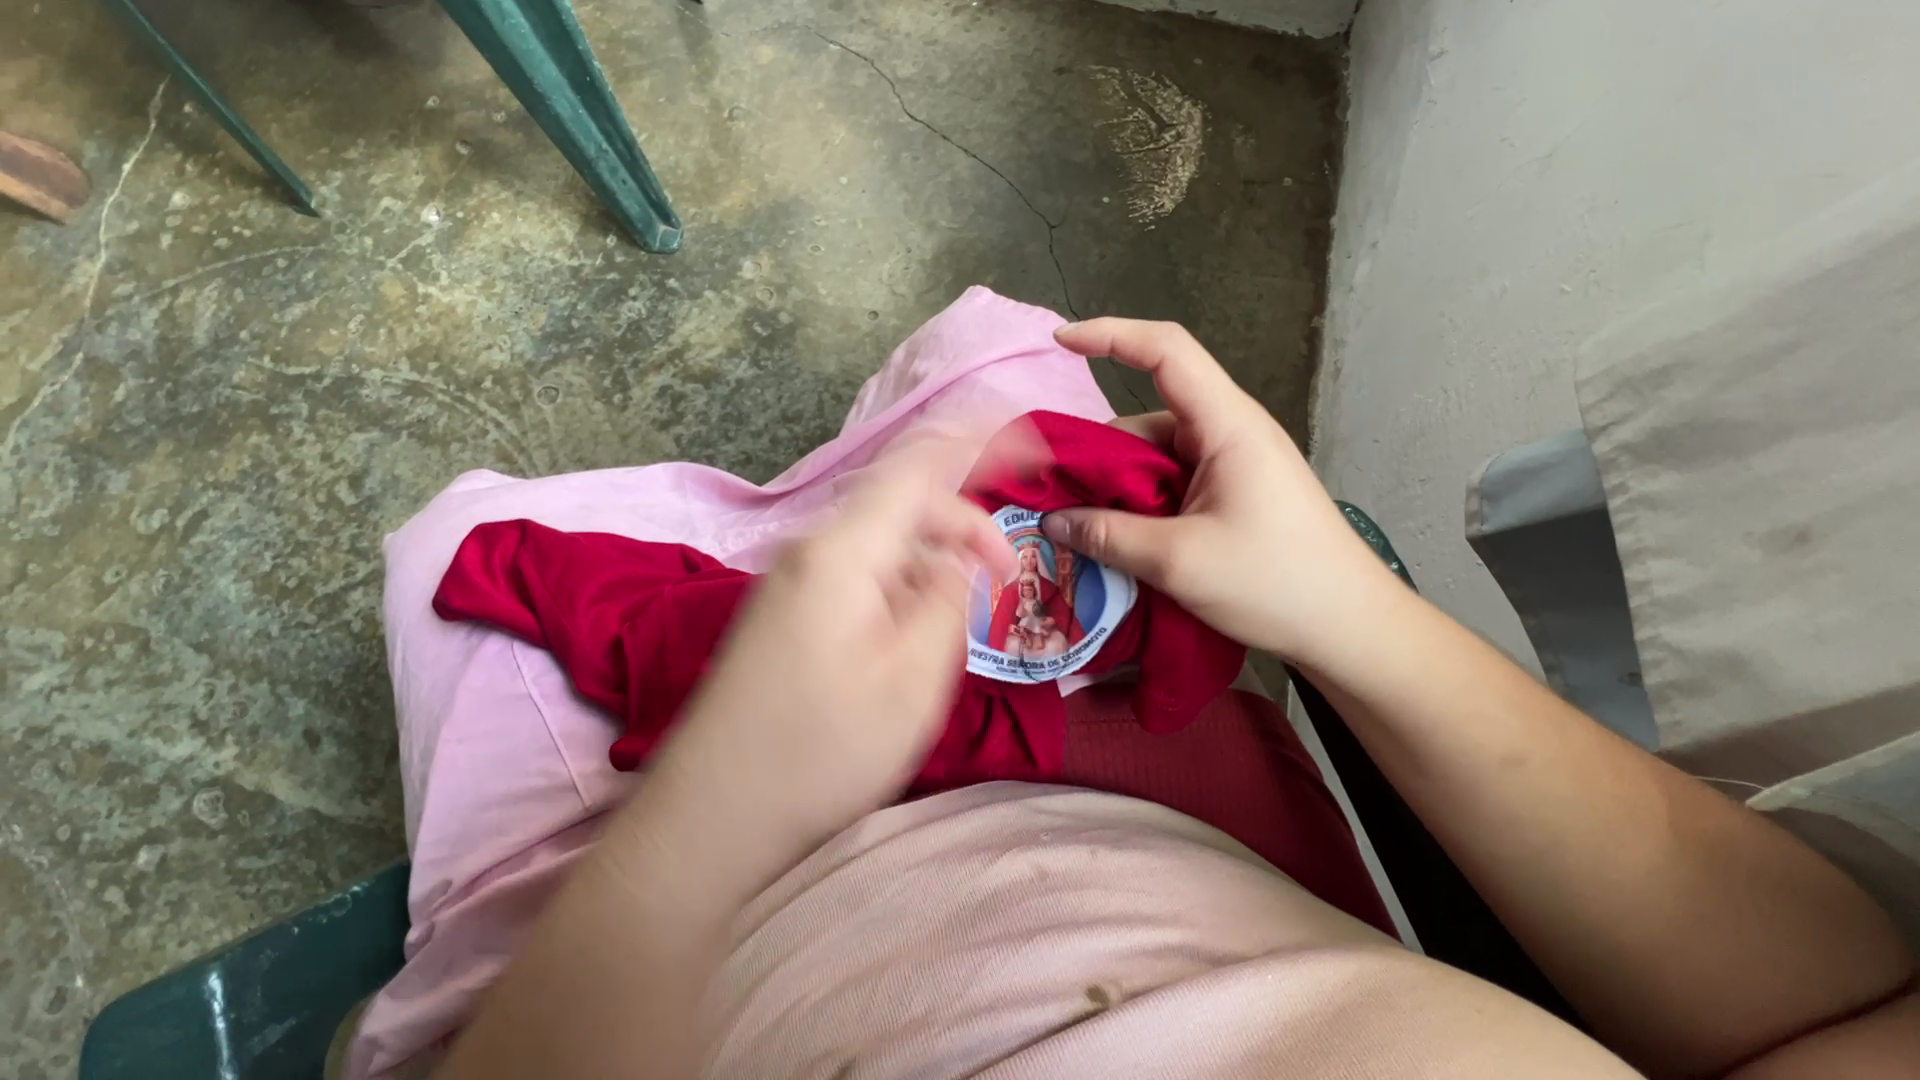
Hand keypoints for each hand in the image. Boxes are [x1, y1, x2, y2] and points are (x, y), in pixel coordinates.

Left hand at [660, 437, 1015, 846]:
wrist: (711, 816)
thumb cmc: (820, 754)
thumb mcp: (912, 681)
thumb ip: (947, 602)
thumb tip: (958, 559)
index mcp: (842, 552)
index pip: (918, 465)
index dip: (978, 441)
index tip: (1032, 446)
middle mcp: (811, 551)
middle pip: (901, 504)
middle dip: (963, 525)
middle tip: (1007, 578)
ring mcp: (792, 583)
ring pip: (881, 543)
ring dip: (933, 561)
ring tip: (967, 612)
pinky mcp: (786, 615)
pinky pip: (859, 574)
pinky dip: (903, 585)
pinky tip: (917, 633)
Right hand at [1043, 318, 1396, 663]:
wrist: (1349, 626)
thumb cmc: (1275, 582)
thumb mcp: (1179, 561)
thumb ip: (1108, 536)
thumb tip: (1051, 522)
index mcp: (1226, 425)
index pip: (1166, 350)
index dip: (1111, 335)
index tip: (1060, 343)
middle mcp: (1228, 433)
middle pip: (1146, 419)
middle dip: (1098, 454)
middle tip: (1055, 500)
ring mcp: (1232, 465)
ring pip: (1154, 459)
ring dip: (1118, 490)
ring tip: (1086, 534)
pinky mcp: (1232, 495)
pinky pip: (1171, 485)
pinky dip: (1140, 507)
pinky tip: (1120, 541)